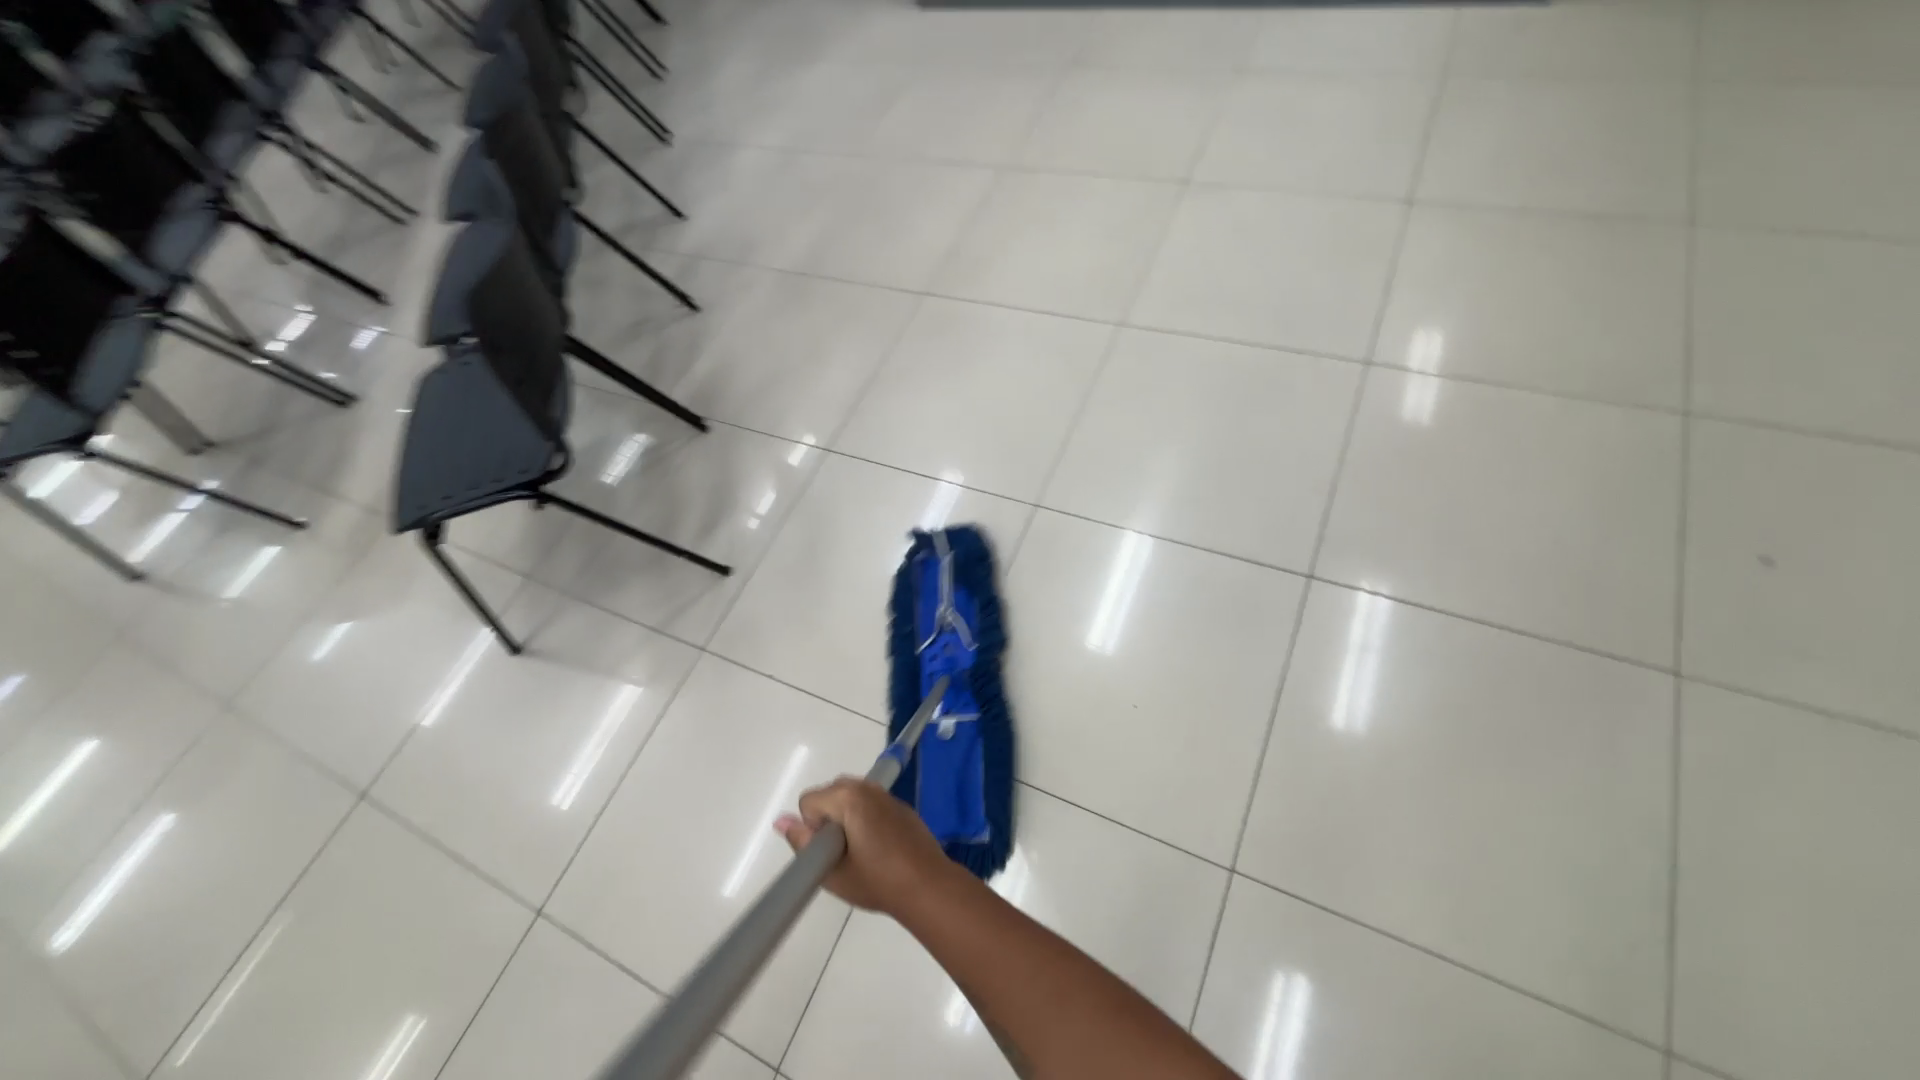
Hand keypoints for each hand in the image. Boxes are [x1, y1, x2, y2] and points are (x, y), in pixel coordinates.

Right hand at [776, 777, 953, 915]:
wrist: (928, 886)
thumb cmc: (877, 881)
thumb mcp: (832, 870)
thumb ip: (803, 842)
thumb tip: (779, 820)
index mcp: (848, 797)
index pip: (809, 801)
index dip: (812, 828)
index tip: (830, 852)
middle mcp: (867, 787)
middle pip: (830, 794)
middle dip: (828, 819)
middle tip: (842, 853)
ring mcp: (887, 795)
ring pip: (851, 798)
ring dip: (847, 819)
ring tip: (860, 852)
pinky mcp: (901, 806)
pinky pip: (871, 804)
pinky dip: (866, 819)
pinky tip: (879, 849)